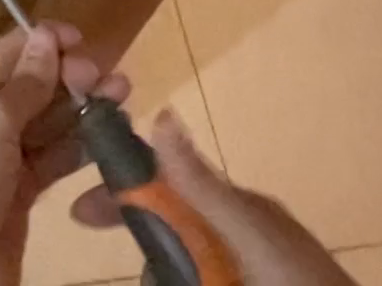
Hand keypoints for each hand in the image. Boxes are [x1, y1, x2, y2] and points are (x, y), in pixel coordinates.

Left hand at [0, 22, 129, 285]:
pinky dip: (76, 144)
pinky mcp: (16, 187)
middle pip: (26, 86)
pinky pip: (49, 155)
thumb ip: (25, 83)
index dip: (42, 42)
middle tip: (106, 77)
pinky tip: (106, 133)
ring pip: (43, 120)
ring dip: (79, 108)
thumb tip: (46, 35)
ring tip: (120, 95)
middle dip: (66, 78)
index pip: (1, 54)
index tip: (82, 37)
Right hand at [70, 111, 356, 285]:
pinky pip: (206, 271)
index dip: (124, 191)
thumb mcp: (247, 231)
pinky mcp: (252, 278)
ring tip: (155, 278)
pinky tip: (178, 280)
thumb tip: (160, 112)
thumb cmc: (298, 279)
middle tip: (126, 263)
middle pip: (173, 225)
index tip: (83, 211)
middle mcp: (239, 230)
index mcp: (234, 205)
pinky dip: (185, 275)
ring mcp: (249, 263)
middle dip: (145, 241)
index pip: (166, 182)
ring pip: (188, 258)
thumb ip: (202, 183)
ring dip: (163, 269)